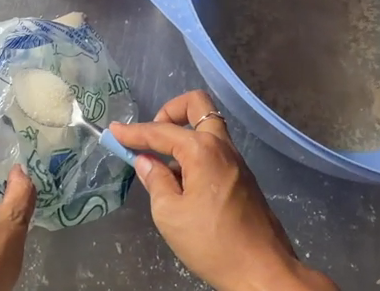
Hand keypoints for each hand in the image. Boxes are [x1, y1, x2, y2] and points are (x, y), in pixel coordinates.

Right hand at [110, 91, 337, 290]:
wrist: (265, 274)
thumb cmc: (213, 243)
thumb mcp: (170, 215)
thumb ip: (155, 181)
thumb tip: (146, 161)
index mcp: (202, 150)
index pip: (160, 131)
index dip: (134, 132)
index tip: (115, 131)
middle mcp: (222, 146)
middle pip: (197, 105)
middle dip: (170, 111)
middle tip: (155, 136)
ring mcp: (237, 161)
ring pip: (208, 127)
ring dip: (184, 134)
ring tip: (166, 166)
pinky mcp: (244, 179)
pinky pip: (215, 149)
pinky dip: (196, 153)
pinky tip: (185, 183)